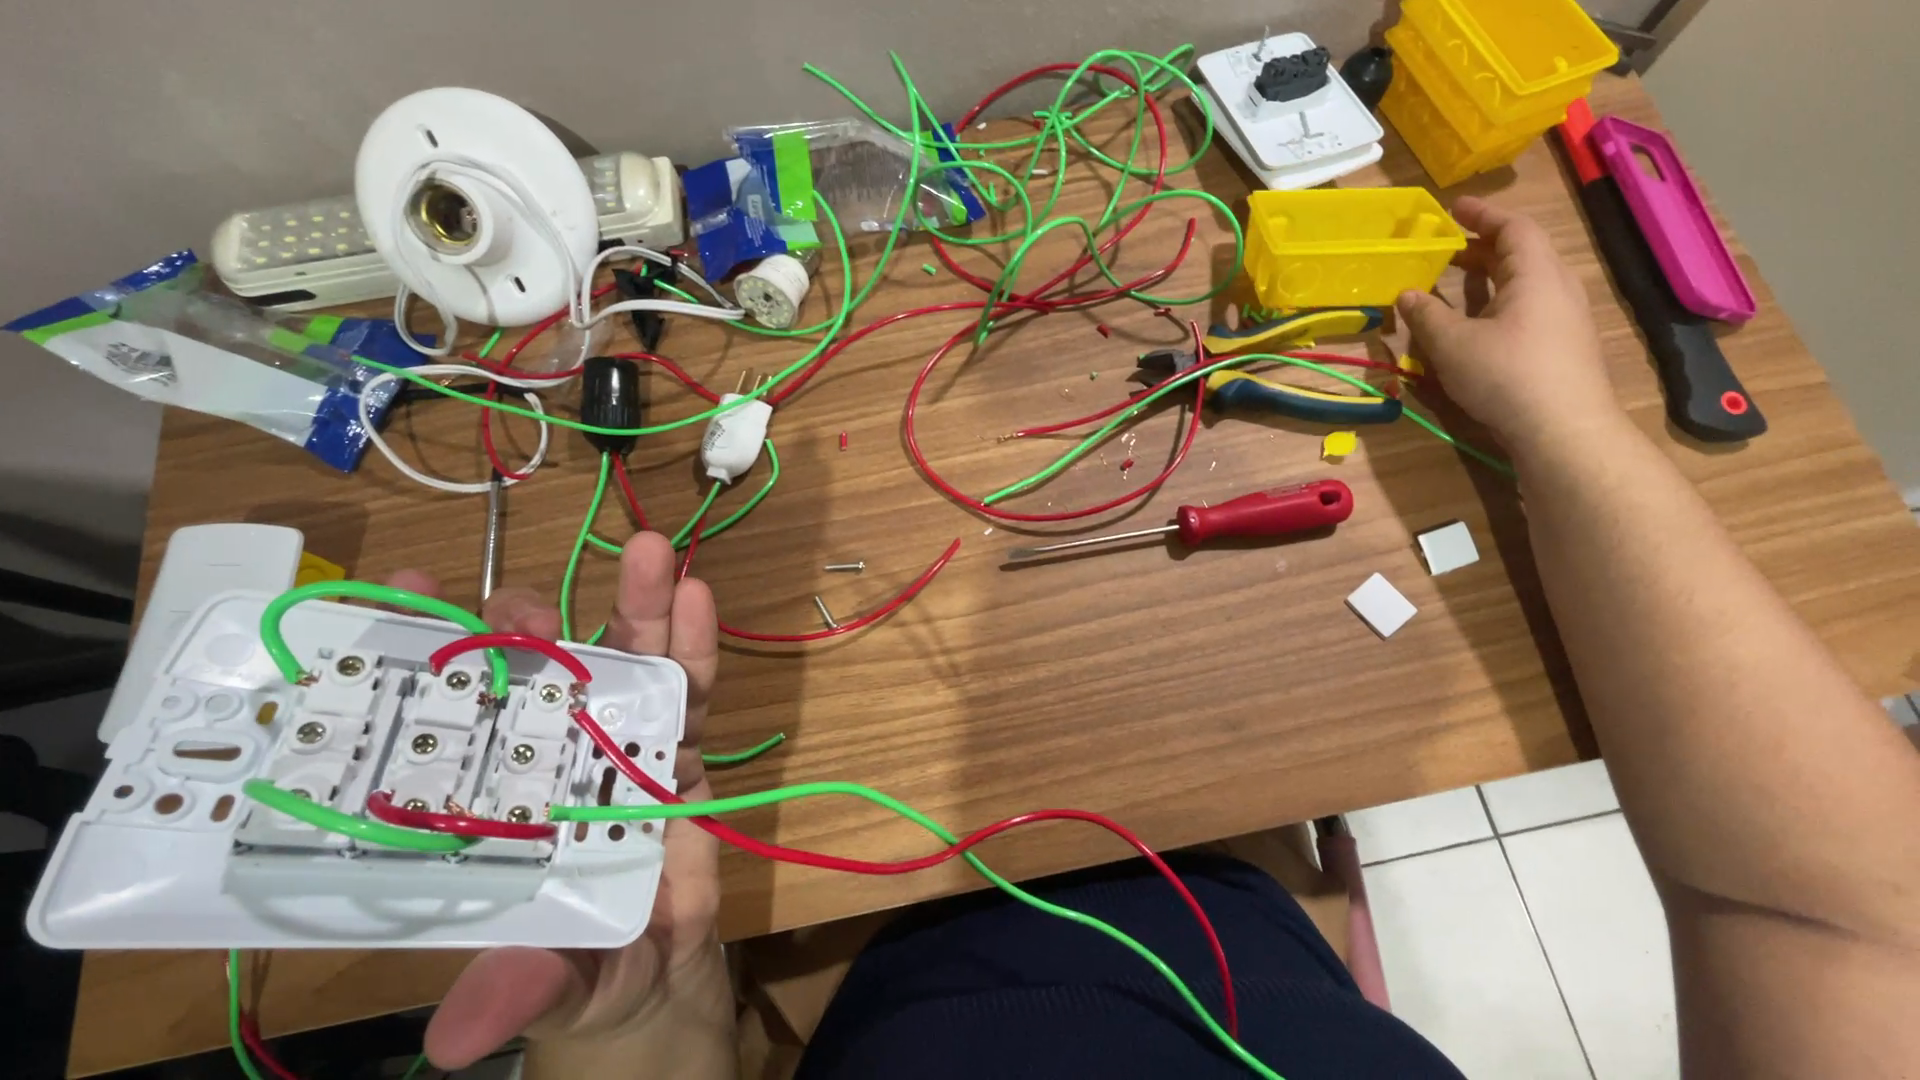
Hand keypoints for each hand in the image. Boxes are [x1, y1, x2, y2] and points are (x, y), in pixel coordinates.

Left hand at [389, 533, 722, 1068]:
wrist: (657, 974)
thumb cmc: (580, 971)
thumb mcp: (543, 984)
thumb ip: (514, 988)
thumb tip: (457, 1037)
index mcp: (490, 794)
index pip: (446, 711)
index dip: (422, 648)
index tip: (402, 592)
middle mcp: (548, 751)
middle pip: (538, 668)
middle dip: (527, 624)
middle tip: (522, 609)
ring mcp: (619, 739)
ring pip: (623, 656)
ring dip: (636, 602)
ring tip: (651, 549)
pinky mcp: (681, 744)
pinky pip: (690, 687)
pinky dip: (694, 642)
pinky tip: (698, 596)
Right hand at [1397, 196, 1623, 453]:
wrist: (1562, 428)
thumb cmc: (1505, 374)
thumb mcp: (1452, 344)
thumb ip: (1426, 315)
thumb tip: (1407, 294)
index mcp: (1534, 273)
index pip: (1512, 228)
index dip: (1482, 215)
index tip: (1454, 209)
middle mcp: (1556, 286)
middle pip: (1522, 253)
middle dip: (1483, 247)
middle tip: (1447, 248)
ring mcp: (1565, 317)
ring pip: (1526, 282)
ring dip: (1490, 277)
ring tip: (1457, 283)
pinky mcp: (1563, 345)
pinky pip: (1529, 307)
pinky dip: (1499, 302)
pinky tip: (1478, 324)